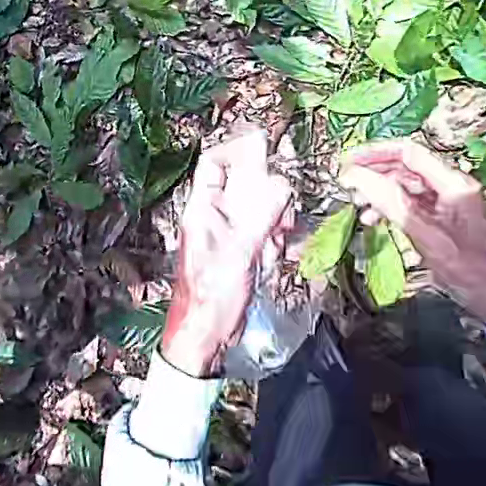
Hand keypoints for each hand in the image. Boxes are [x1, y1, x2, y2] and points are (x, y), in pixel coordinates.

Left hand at [160, 124, 294, 376]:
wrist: (205, 338)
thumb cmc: (211, 295)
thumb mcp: (239, 252)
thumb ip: (261, 216)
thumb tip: (281, 183)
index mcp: (203, 208)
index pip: (215, 162)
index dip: (238, 150)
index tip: (266, 147)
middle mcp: (216, 215)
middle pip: (247, 184)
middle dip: (269, 196)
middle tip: (281, 216)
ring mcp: (231, 233)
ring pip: (262, 208)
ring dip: (275, 222)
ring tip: (277, 243)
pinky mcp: (244, 251)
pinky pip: (266, 233)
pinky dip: (275, 242)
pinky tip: (275, 258)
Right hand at [340, 140, 485, 324]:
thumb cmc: (476, 275)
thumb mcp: (430, 240)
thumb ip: (394, 205)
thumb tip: (358, 177)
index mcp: (454, 185)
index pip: (408, 152)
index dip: (375, 153)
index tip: (349, 163)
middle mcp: (455, 187)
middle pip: (408, 166)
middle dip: (375, 172)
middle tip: (348, 185)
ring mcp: (454, 202)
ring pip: (410, 186)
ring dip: (382, 192)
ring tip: (360, 208)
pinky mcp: (452, 219)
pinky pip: (418, 204)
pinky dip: (396, 208)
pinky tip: (380, 220)